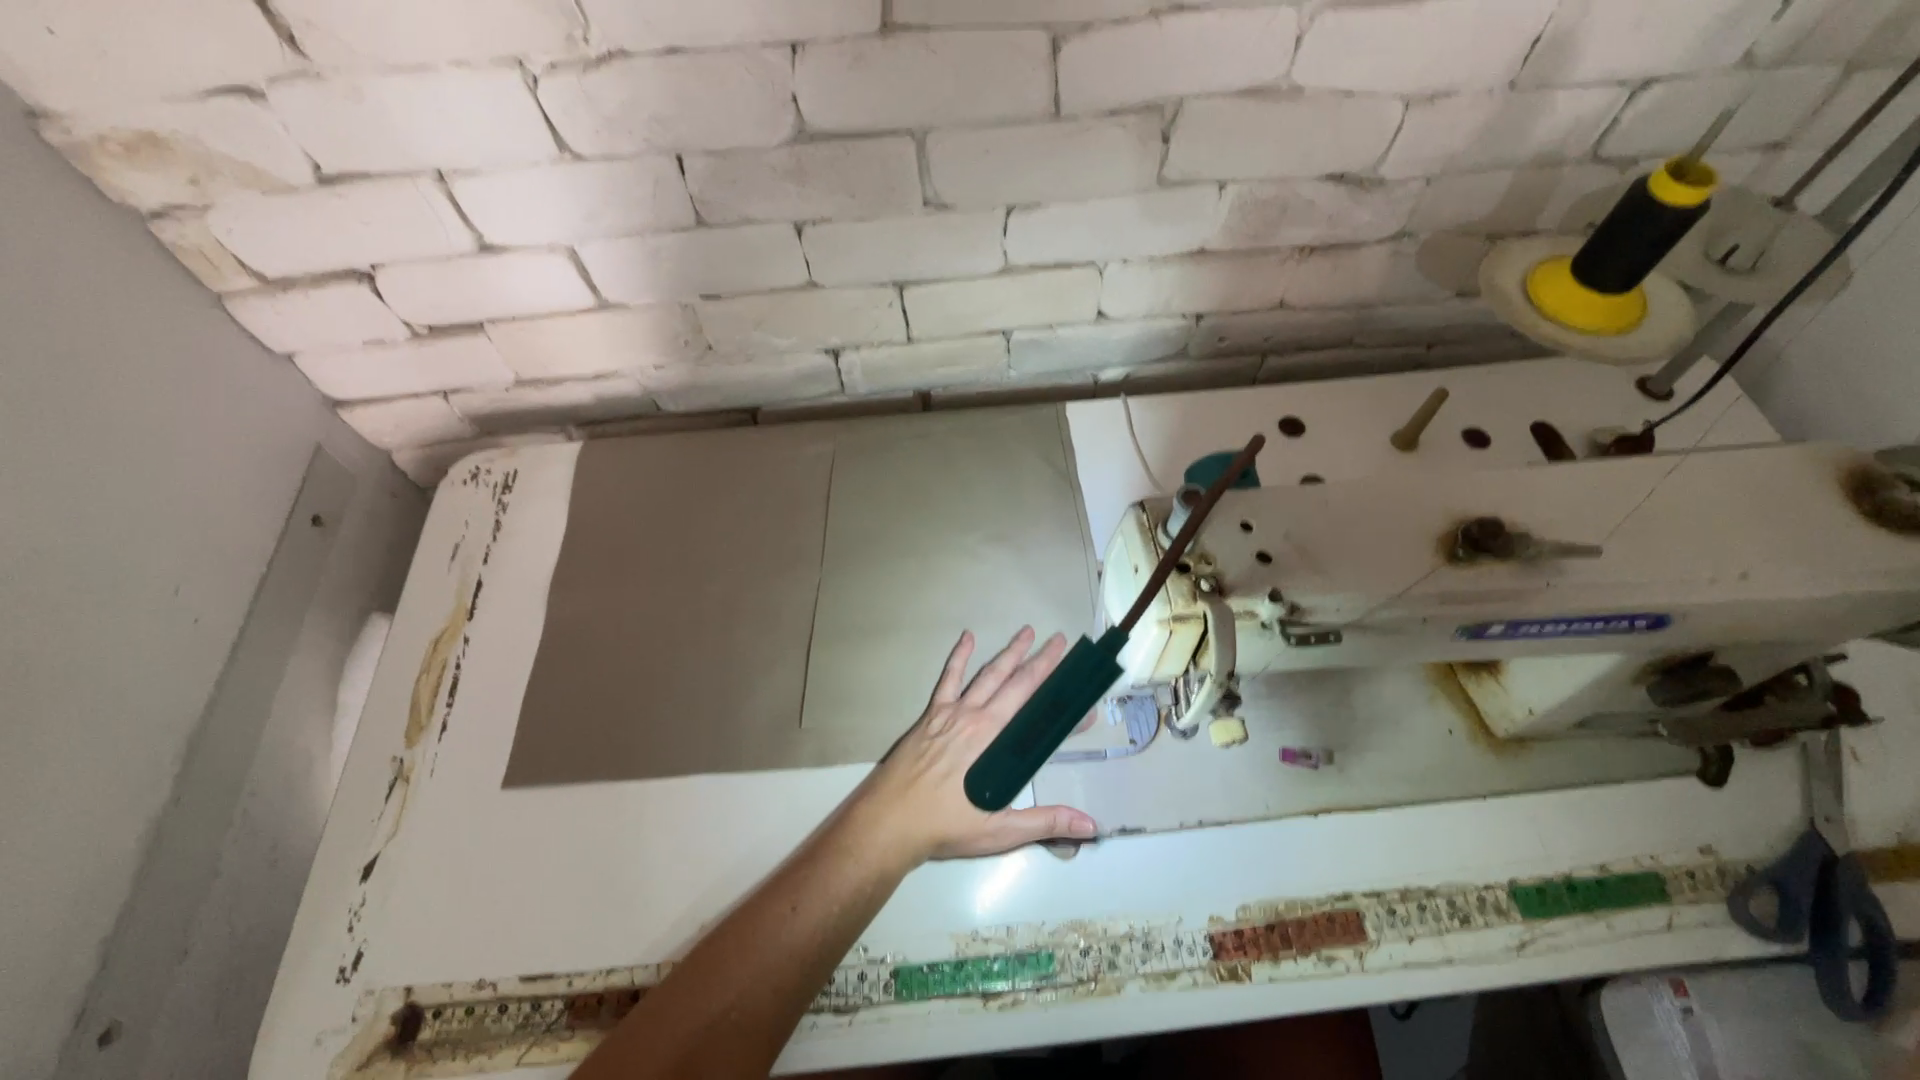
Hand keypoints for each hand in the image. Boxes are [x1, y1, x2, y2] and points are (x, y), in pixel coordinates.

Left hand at [843, 627, 1099, 866]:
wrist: (887, 822)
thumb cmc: (943, 826)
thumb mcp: (999, 831)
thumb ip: (1044, 822)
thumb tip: (1090, 826)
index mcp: (993, 742)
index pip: (1036, 713)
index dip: (1061, 701)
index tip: (1082, 691)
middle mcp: (975, 719)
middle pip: (1014, 683)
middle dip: (1040, 661)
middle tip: (1060, 640)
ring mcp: (950, 714)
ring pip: (986, 675)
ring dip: (1008, 654)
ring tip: (1027, 633)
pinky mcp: (929, 716)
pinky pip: (948, 680)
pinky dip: (958, 657)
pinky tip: (967, 637)